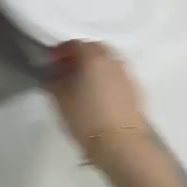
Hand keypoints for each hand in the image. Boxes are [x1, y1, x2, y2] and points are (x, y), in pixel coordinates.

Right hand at [47, 40, 148, 154]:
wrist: (122, 143)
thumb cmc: (86, 118)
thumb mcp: (60, 100)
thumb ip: (54, 81)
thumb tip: (54, 74)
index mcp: (93, 58)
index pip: (75, 44)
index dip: (61, 50)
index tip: (50, 61)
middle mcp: (113, 60)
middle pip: (95, 49)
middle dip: (79, 55)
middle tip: (66, 69)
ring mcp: (127, 74)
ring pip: (108, 62)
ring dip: (94, 66)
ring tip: (82, 83)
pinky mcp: (136, 89)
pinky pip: (116, 75)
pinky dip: (105, 77)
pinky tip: (97, 94)